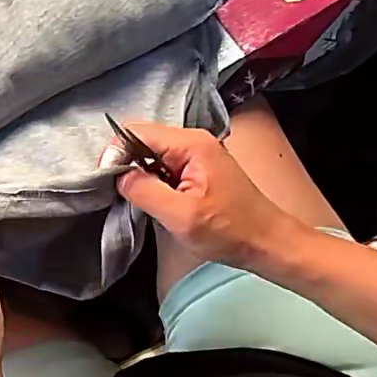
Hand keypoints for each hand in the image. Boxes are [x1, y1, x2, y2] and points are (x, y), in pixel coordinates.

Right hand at [111, 122, 311, 269]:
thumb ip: (143, 189)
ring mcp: (195, 153)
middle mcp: (193, 140)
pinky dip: (151, 181)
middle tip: (123, 194)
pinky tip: (156, 200)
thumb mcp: (180, 215)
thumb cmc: (228, 231)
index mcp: (190, 144)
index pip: (135, 133)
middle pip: (141, 140)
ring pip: (149, 154)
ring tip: (140, 199)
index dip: (116, 154)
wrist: (268, 244)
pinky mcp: (196, 168)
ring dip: (139, 175)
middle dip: (126, 164)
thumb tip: (117, 175)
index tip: (109, 182)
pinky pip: (161, 165)